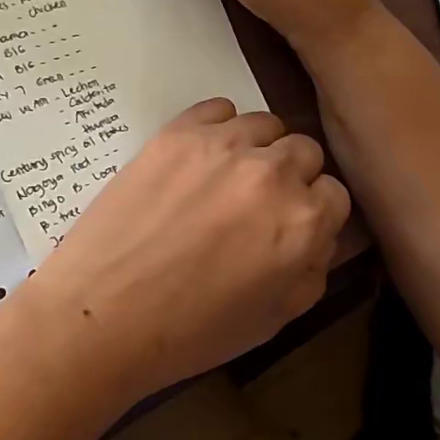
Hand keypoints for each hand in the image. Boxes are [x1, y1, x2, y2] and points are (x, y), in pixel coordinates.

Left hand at [26, 98, 349, 398]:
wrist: (104, 311)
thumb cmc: (191, 330)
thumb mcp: (274, 318)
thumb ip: (313, 269)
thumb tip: (323, 237)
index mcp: (303, 222)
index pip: (335, 194)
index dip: (316, 213)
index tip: (292, 226)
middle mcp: (272, 173)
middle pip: (304, 151)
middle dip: (292, 177)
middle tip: (258, 205)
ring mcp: (221, 146)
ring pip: (265, 124)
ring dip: (258, 148)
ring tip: (229, 177)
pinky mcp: (177, 133)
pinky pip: (218, 108)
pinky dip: (220, 126)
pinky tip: (202, 155)